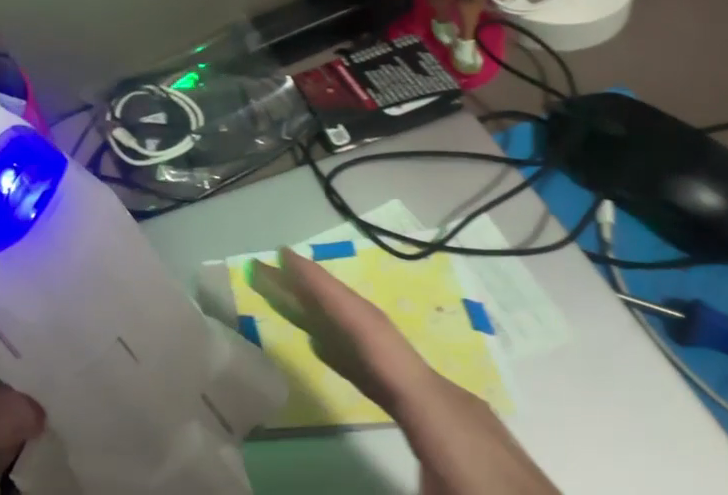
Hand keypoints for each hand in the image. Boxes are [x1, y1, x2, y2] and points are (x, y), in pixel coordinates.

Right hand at [248, 252, 559, 494]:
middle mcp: (448, 398)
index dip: (327, 292)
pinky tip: (333, 355)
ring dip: (336, 325)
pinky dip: (357, 357)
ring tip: (288, 305)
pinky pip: (397, 379)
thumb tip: (292, 482)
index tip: (286, 256)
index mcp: (440, 412)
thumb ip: (379, 479)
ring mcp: (456, 413)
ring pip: (386, 354)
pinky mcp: (458, 431)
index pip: (375, 334)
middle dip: (320, 298)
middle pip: (375, 332)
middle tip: (269, 273)